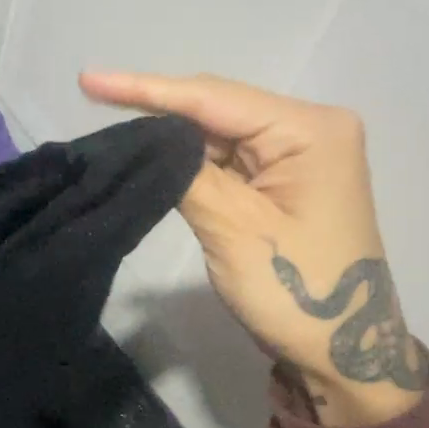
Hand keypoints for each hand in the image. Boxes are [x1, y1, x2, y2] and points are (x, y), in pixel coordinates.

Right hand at [80, 71, 427, 427]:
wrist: (340, 348)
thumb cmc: (295, 289)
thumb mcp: (234, 230)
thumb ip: (188, 176)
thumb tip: (145, 140)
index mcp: (308, 131)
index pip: (212, 99)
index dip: (145, 89)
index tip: (88, 79)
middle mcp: (307, 130)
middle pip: (214, 108)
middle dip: (153, 105)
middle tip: (89, 98)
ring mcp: (294, 156)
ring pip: (214, 133)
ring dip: (164, 135)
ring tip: (107, 126)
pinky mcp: (279, 182)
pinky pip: (222, 158)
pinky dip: (182, 160)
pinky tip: (146, 155)